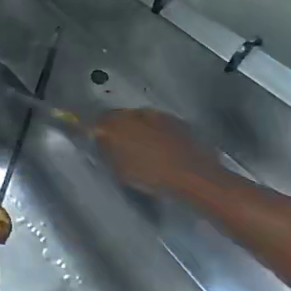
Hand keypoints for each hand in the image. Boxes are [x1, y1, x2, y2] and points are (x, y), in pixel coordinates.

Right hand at [91, 108, 223, 197]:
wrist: (195, 176)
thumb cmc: (153, 176)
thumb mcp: (121, 171)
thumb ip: (107, 153)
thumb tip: (100, 143)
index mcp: (114, 126)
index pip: (96, 123)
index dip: (95, 132)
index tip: (96, 140)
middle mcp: (131, 114)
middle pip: (116, 116)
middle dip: (116, 127)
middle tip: (120, 143)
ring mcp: (154, 114)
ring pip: (137, 117)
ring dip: (137, 126)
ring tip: (144, 144)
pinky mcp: (174, 119)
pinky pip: (157, 121)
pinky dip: (156, 129)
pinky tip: (163, 144)